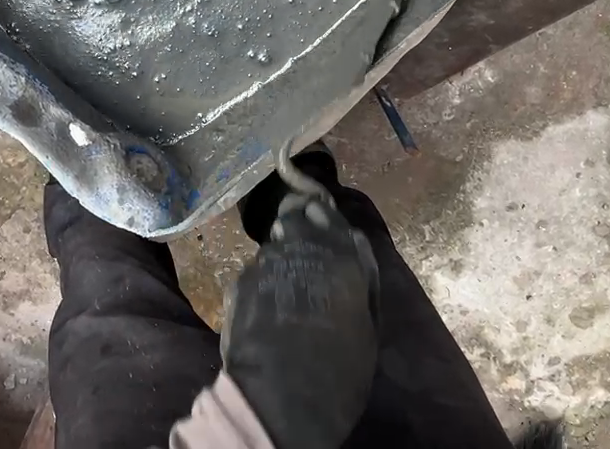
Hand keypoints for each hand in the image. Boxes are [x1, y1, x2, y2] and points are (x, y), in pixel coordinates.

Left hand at [223, 189, 378, 448]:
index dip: (324, 216)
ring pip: (274, 244)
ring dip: (280, 255)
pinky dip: (261, 280)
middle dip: (298, 224)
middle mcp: (303, 245)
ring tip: (284, 281)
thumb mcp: (367, 327)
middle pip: (296, 218)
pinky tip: (264, 306)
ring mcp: (268, 260)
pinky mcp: (241, 279)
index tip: (321, 219)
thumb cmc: (339, 370)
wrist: (281, 394)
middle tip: (301, 244)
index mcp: (342, 255)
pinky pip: (255, 270)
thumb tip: (353, 252)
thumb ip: (360, 281)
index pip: (331, 215)